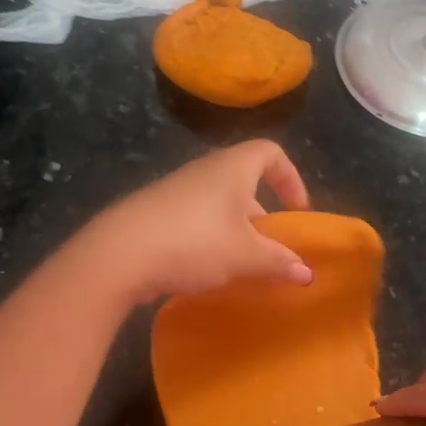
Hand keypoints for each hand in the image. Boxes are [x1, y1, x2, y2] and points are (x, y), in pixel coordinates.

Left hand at [82, 140, 312, 303]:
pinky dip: (208, 239)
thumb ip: (278, 262)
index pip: (270, 152)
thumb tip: (307, 273)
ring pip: (218, 204)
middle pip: (244, 181)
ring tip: (240, 265)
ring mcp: (174, 191)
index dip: (290, 177)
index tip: (297, 210)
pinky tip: (205, 270)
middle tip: (270, 247)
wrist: (118, 255)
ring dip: (235, 230)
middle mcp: (203, 171)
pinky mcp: (153, 213)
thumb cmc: (194, 242)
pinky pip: (193, 219)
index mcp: (231, 168)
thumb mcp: (245, 256)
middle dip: (262, 213)